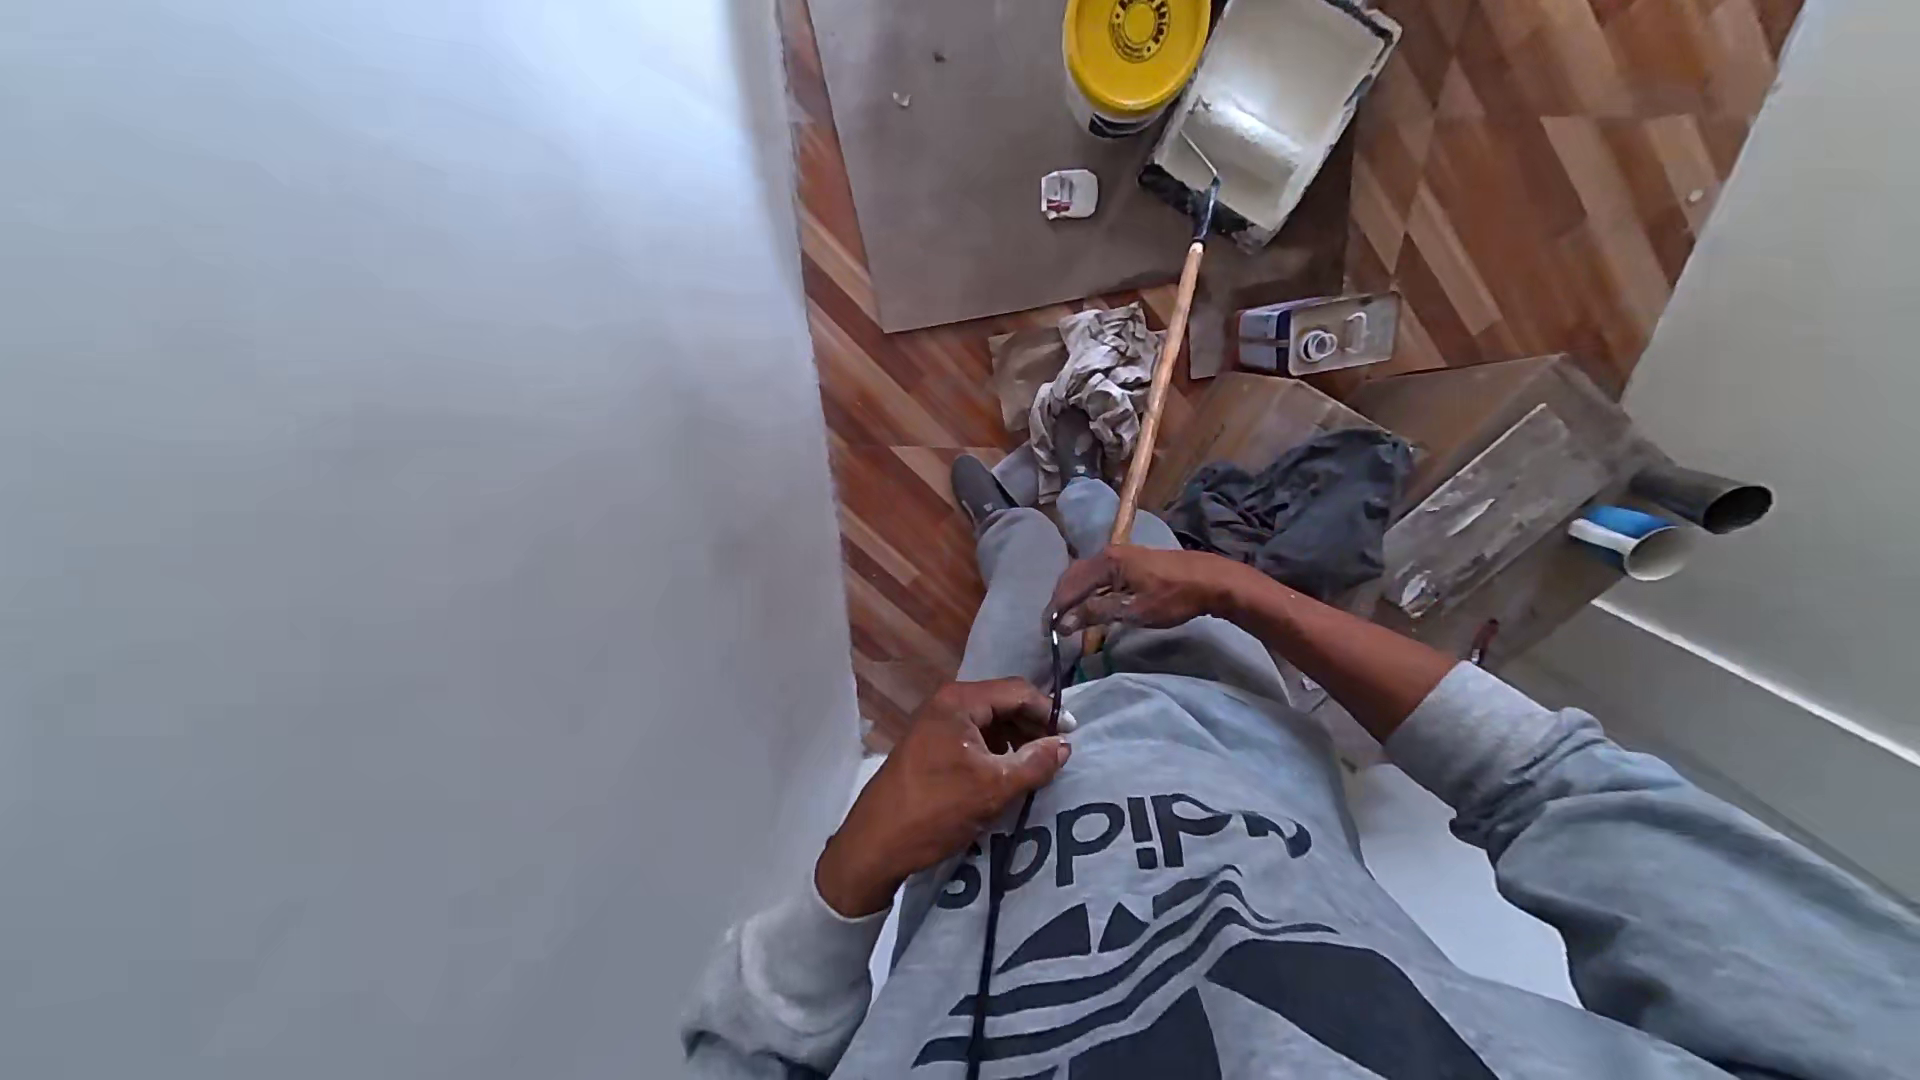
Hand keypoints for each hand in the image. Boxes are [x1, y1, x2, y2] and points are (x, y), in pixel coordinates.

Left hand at [815, 679, 1070, 916]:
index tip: (1072, 737)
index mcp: (959, 701)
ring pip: (988, 722)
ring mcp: (935, 723)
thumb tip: (1064, 745)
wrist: (874, 843)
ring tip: (1036, 768)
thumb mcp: (993, 787)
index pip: (1016, 691)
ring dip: (1014, 740)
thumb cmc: (935, 808)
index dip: (1047, 711)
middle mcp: (946, 703)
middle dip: (1031, 726)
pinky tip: (1007, 775)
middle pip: (1002, 703)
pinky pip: (972, 737)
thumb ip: (1034, 762)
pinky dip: (994, 752)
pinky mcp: (930, 745)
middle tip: (1056, 755)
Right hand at [1047, 543, 1253, 634]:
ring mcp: (1120, 556)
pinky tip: (1088, 605)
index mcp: (1106, 561)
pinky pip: (1098, 576)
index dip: (1056, 608)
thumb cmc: (1174, 596)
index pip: (1069, 585)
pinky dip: (1087, 592)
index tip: (1048, 631)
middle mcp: (1108, 553)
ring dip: (1073, 597)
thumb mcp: (1134, 610)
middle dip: (1061, 601)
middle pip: (1073, 577)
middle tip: (1053, 627)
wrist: (1213, 581)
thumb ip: (1097, 613)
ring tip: (1067, 619)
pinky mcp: (1130, 563)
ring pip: (1085, 576)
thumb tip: (1063, 622)